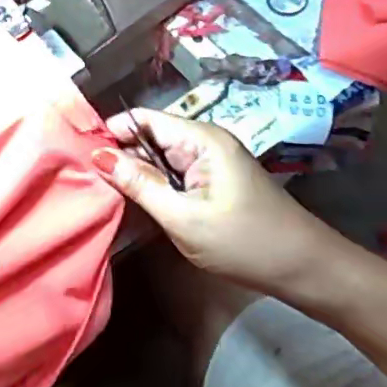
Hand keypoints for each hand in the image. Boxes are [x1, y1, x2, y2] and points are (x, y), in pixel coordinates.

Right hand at [94, 108, 357, 301]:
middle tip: (87, 178)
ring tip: (104, 189)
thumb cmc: (244, 242)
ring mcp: (211, 160)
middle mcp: (205, 141)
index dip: (111, 131)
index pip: (143, 118)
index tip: (81, 153)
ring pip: (160, 155)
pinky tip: (137, 200)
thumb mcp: (183, 217)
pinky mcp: (214, 179)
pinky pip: (174, 171)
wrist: (305, 268)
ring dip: (136, 171)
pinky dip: (155, 183)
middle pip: (149, 135)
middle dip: (120, 153)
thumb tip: (98, 155)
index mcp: (201, 139)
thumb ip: (139, 184)